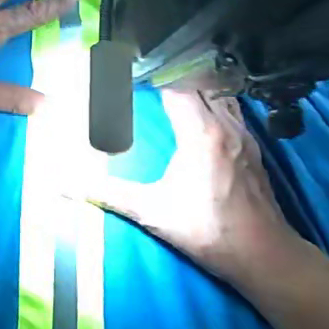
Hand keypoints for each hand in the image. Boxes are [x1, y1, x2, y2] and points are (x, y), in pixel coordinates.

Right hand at [88, 89, 315, 286]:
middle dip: (173, 76)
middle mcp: (226, 126)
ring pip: (221, 93)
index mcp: (201, 134)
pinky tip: (198, 115)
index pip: (176, 86)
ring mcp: (244, 135)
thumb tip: (65, 187)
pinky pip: (232, 109)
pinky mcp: (253, 148)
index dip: (152, 76)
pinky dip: (213, 101)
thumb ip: (108, 194)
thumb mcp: (152, 212)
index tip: (130, 74)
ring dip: (197, 86)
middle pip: (201, 82)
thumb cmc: (207, 231)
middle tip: (146, 79)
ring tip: (171, 89)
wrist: (263, 254)